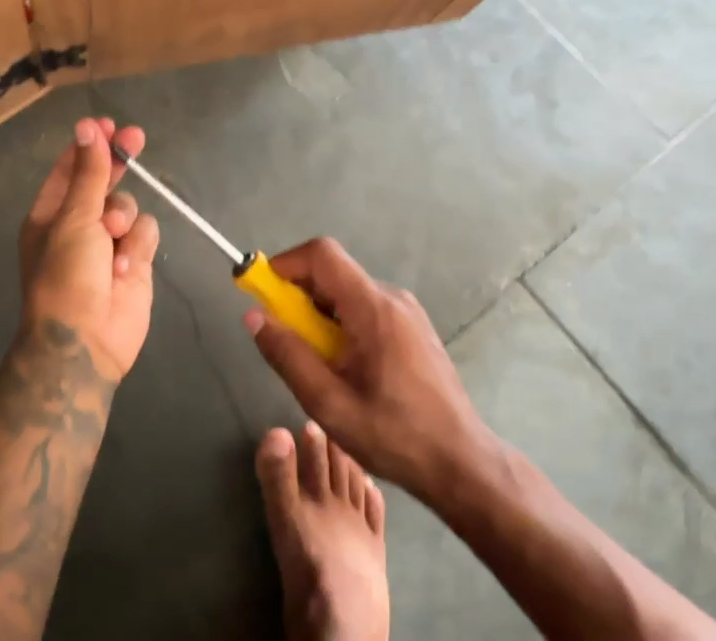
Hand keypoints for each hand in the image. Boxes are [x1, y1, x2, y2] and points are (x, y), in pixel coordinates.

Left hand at [19, 118, 158, 379]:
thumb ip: (88, 173)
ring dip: (123, 219)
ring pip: (130, 207)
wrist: (85, 341)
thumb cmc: (65, 275)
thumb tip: (86, 128)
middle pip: (104, 182)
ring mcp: (108, 244)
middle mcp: (79, 225)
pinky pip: (146, 233)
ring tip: (113, 241)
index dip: (90, 145)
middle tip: (136, 138)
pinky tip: (125, 269)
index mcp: (50, 213)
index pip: (72, 169)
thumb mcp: (73, 218)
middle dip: (118, 164)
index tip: (108, 124)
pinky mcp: (135, 263)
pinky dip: (138, 247)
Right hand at [243, 237, 500, 502]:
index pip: (322, 254)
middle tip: (287, 342)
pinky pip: (364, 308)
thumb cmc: (394, 435)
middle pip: (332, 273)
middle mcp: (393, 299)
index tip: (262, 295)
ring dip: (319, 316)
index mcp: (374, 309)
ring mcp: (407, 312)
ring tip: (318, 364)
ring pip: (346, 292)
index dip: (285, 265)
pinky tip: (345, 369)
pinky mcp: (413, 328)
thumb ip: (287, 356)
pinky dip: (341, 325)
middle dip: (297, 297)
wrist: (461, 462)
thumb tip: (254, 316)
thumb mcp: (328, 403)